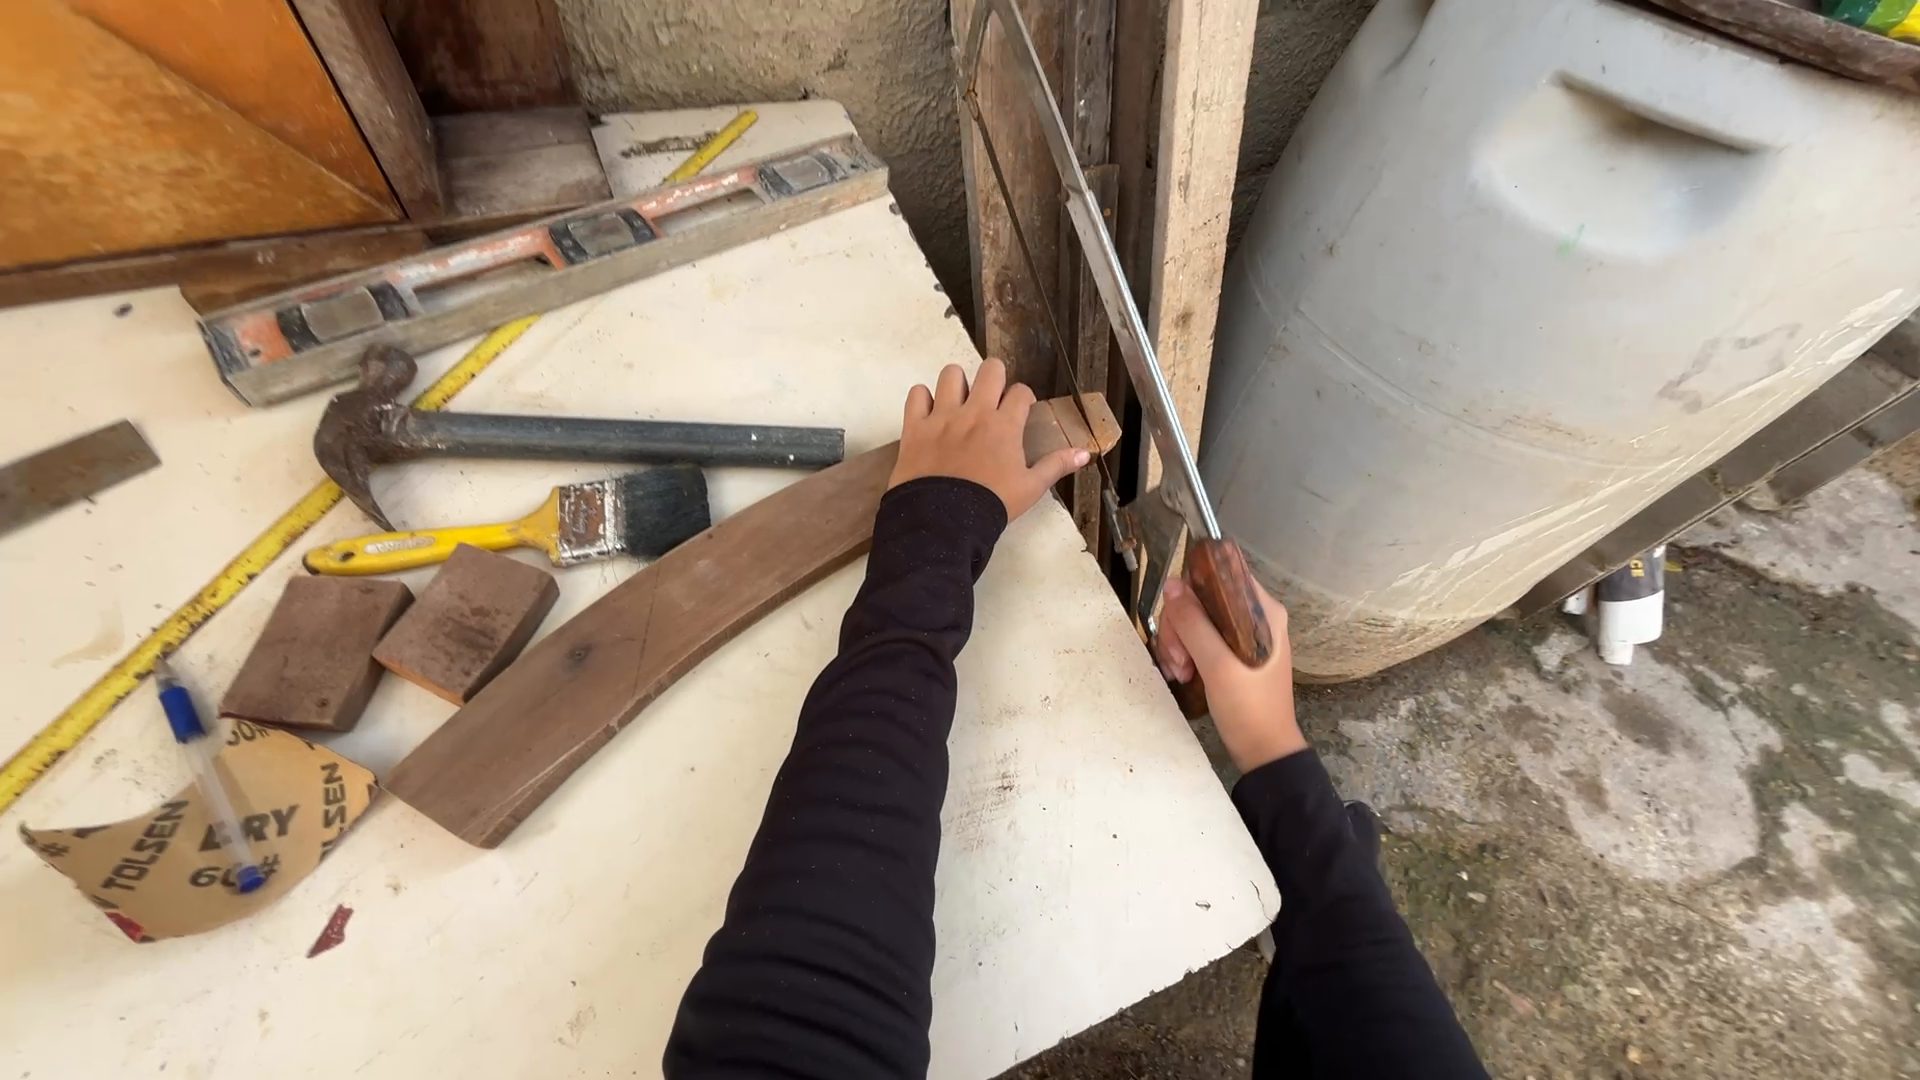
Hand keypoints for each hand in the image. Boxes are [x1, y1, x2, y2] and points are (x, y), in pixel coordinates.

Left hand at [888, 359, 1089, 519]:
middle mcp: (974, 412)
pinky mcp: (915, 426)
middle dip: (994, 378)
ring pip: (951, 374)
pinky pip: (917, 394)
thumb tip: (1085, 453)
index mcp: (1005, 425)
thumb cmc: (992, 504)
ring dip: (958, 383)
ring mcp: (942, 416)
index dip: (1023, 399)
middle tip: (991, 397)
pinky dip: (923, 399)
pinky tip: (929, 412)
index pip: (1020, 392)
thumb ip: (1056, 465)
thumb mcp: (1031, 488)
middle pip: (990, 370)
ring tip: (959, 401)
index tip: (1020, 411)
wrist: (944, 521)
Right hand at [1154, 575, 1306, 772]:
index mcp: (1262, 611)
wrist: (1263, 751)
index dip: (1192, 590)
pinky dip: (1184, 653)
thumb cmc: (1249, 708)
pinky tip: (1181, 673)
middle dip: (1180, 626)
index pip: (1220, 575)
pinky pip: (1198, 638)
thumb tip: (1172, 584)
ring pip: (1195, 619)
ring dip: (1178, 643)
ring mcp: (1242, 635)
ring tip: (1179, 671)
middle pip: (1201, 599)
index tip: (1178, 619)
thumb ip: (1194, 623)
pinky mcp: (1231, 652)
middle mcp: (1254, 616)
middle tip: (1178, 658)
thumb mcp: (1217, 665)